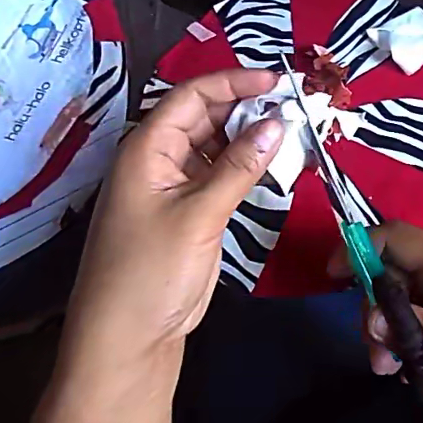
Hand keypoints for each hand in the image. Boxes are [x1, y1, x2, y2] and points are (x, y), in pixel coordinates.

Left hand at [62, 69, 285, 374]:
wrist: (130, 341)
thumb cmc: (150, 273)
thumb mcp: (198, 215)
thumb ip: (240, 167)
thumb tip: (278, 122)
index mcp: (147, 150)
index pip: (191, 97)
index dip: (233, 82)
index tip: (277, 80)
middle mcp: (161, 159)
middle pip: (206, 116)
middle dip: (247, 105)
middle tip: (293, 103)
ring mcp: (177, 184)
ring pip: (218, 143)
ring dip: (251, 134)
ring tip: (292, 127)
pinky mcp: (194, 207)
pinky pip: (224, 171)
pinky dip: (249, 162)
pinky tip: (276, 159)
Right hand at [332, 221, 422, 422]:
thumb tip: (373, 310)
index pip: (398, 236)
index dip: (360, 247)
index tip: (332, 278)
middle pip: (394, 267)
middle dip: (373, 306)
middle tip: (377, 358)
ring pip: (404, 291)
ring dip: (388, 326)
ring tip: (392, 371)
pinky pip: (421, 308)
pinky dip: (406, 333)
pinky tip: (410, 368)